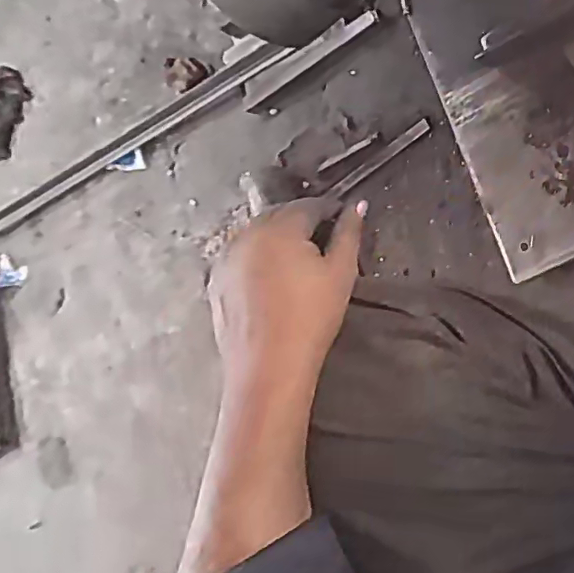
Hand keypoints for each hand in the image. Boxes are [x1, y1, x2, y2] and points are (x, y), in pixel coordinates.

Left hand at [208, 197, 365, 395]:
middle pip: (281, 215)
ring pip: (259, 235)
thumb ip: (349, 233)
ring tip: (300, 263)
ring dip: (279, 239)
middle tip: (325, 244)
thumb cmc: (312, 317)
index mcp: (279, 227)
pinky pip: (243, 256)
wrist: (268, 366)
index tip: (344, 222)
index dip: (331, 210)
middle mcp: (247, 234)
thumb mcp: (341, 272)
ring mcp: (226, 257)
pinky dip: (259, 258)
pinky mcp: (216, 280)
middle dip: (303, 223)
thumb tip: (357, 206)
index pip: (310, 205)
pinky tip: (274, 281)